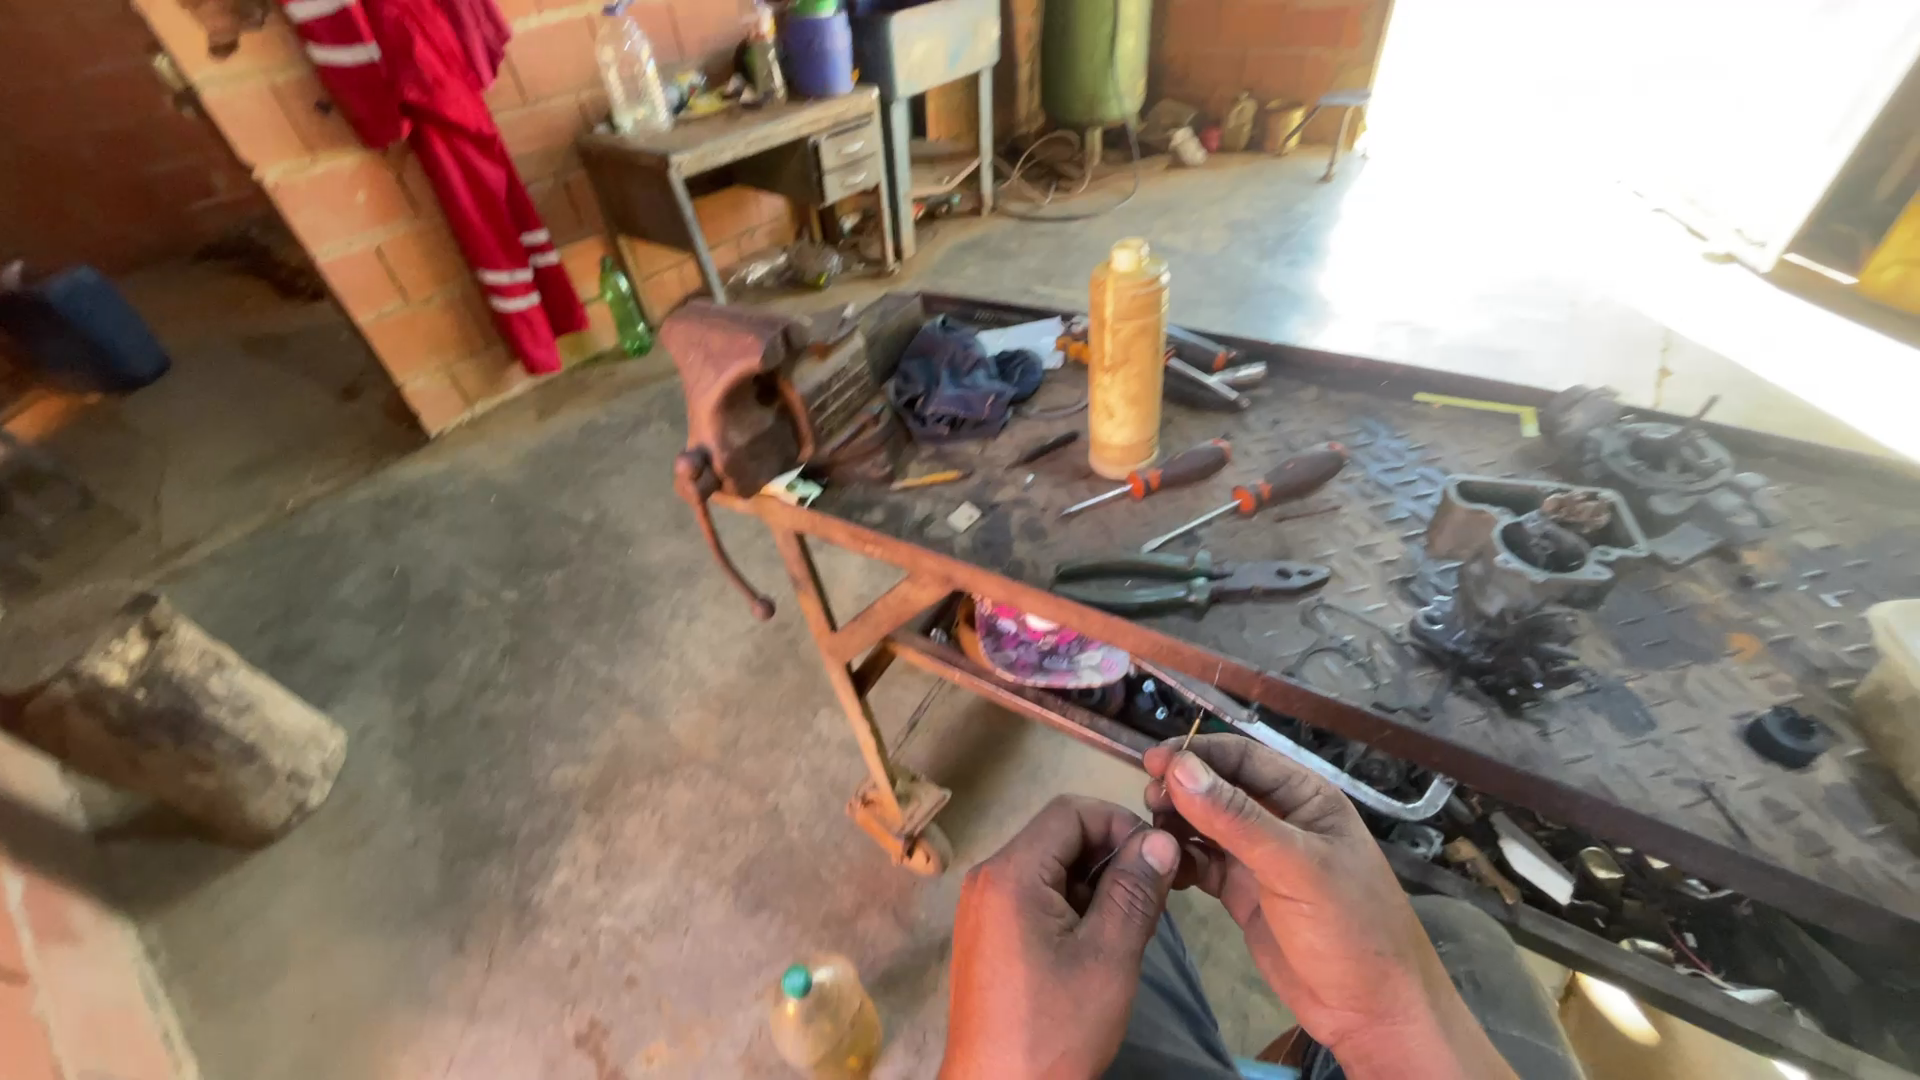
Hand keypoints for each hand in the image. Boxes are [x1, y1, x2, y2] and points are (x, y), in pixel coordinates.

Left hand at [940, 795, 1181, 1079]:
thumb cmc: (1053, 1029)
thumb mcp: (1107, 959)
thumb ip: (1135, 892)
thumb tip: (1161, 838)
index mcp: (1010, 871)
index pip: (1069, 811)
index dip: (1118, 823)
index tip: (1156, 858)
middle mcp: (989, 875)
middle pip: (1057, 835)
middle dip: (1108, 855)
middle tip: (1150, 896)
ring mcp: (983, 904)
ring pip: (1049, 865)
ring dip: (1093, 882)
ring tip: (1128, 924)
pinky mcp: (987, 931)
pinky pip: (1034, 893)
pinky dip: (1071, 903)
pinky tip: (1096, 941)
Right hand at [1144, 736, 1516, 1079]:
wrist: (1376, 1019)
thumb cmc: (1351, 930)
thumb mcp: (1296, 867)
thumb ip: (1236, 817)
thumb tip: (1179, 767)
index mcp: (1303, 797)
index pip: (1240, 757)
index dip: (1195, 754)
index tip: (1151, 762)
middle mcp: (1278, 818)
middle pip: (1216, 787)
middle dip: (1180, 789)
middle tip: (1149, 802)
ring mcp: (1258, 856)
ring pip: (1204, 823)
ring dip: (1176, 823)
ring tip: (1153, 835)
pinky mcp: (1242, 890)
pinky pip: (1201, 862)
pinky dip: (1180, 860)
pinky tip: (1165, 868)